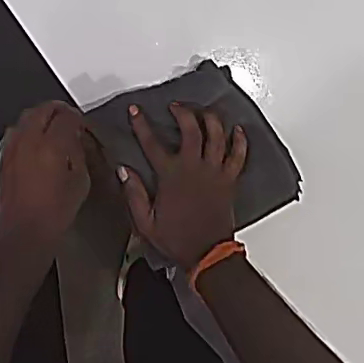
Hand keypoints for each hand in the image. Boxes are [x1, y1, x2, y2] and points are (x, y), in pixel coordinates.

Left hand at [0, 102, 91, 255]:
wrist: (23, 234)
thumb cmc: (55, 213)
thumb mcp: (80, 182)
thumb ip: (79, 153)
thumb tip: (75, 139)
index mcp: (52, 145)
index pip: (66, 117)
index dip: (77, 117)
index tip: (81, 124)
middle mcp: (29, 140)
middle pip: (44, 109)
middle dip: (59, 110)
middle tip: (68, 118)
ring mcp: (13, 145)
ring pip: (27, 115)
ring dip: (42, 116)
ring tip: (52, 126)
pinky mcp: (3, 154)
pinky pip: (16, 129)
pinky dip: (28, 127)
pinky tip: (35, 139)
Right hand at [118, 102, 248, 269]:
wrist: (208, 256)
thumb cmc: (177, 239)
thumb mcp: (146, 222)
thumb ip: (133, 194)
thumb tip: (124, 170)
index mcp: (171, 176)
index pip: (152, 142)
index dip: (141, 124)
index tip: (136, 111)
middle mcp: (194, 168)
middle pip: (191, 129)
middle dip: (183, 112)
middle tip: (176, 106)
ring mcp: (214, 172)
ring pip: (216, 135)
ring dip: (209, 118)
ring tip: (203, 111)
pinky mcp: (229, 180)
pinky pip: (238, 155)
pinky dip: (240, 141)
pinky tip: (238, 130)